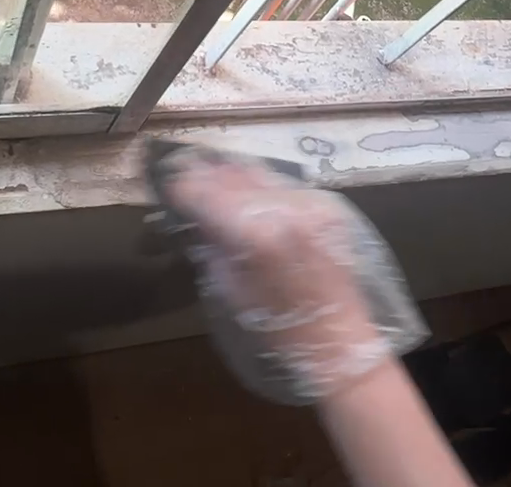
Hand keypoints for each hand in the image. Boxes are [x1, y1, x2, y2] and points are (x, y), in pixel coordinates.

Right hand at [162, 147, 400, 401]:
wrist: (340, 341)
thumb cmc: (278, 328)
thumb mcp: (230, 291)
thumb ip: (213, 246)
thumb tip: (197, 216)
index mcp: (254, 234)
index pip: (206, 193)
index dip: (184, 187)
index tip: (170, 184)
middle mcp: (283, 208)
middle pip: (232, 174)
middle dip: (206, 173)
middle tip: (186, 170)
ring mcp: (308, 203)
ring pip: (259, 172)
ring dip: (234, 174)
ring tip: (214, 173)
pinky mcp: (326, 204)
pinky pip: (283, 184)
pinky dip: (262, 186)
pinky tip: (250, 193)